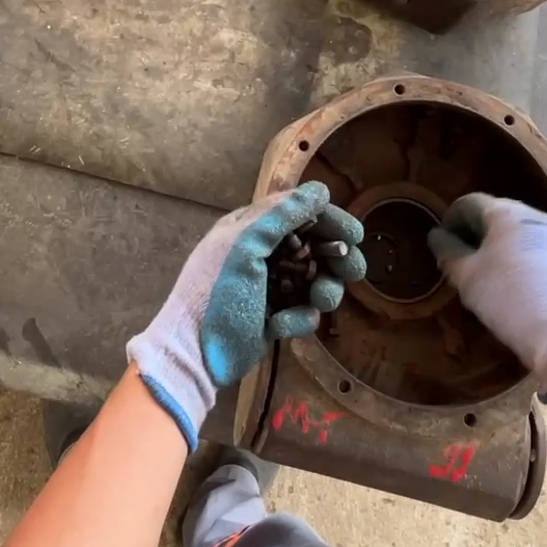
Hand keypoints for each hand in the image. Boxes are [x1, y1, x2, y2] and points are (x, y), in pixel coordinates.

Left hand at [126, 181, 365, 447]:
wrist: (192, 356)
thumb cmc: (215, 294)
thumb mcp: (244, 248)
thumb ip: (281, 216)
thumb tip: (320, 190)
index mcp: (250, 228)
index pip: (298, 212)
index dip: (328, 221)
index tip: (354, 236)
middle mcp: (262, 252)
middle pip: (314, 246)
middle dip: (335, 259)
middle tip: (352, 271)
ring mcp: (270, 285)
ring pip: (315, 279)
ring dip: (323, 289)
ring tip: (320, 301)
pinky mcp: (275, 316)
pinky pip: (303, 310)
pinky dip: (299, 318)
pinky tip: (280, 326)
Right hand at [428, 193, 546, 391]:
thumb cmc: (507, 299)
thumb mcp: (466, 277)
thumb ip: (447, 251)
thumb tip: (437, 236)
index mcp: (505, 213)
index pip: (469, 203)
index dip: (451, 219)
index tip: (444, 242)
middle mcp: (535, 215)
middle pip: (498, 213)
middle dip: (479, 231)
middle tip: (467, 257)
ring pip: (524, 231)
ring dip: (506, 243)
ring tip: (496, 271)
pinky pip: (546, 247)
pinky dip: (530, 257)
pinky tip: (526, 282)